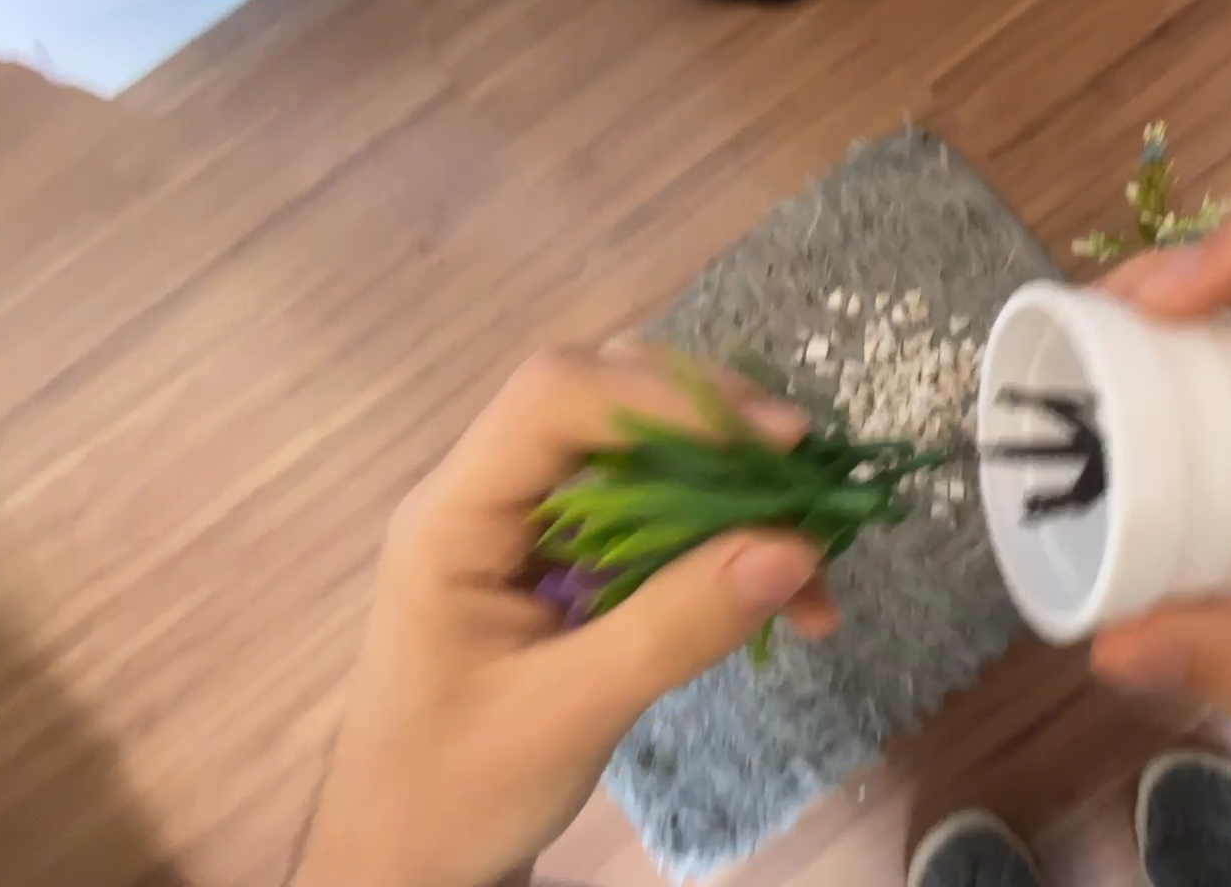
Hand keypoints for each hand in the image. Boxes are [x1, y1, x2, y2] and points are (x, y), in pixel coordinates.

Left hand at [293, 345, 840, 886]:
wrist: (420, 852)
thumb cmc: (456, 790)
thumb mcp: (567, 714)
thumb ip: (676, 628)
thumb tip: (794, 547)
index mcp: (461, 511)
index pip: (558, 398)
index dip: (671, 397)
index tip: (777, 435)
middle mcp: (508, 488)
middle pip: (615, 390)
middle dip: (718, 417)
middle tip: (797, 458)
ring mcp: (552, 514)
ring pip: (657, 440)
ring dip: (742, 478)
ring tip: (810, 538)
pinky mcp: (593, 547)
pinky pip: (678, 505)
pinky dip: (743, 535)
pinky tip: (796, 594)